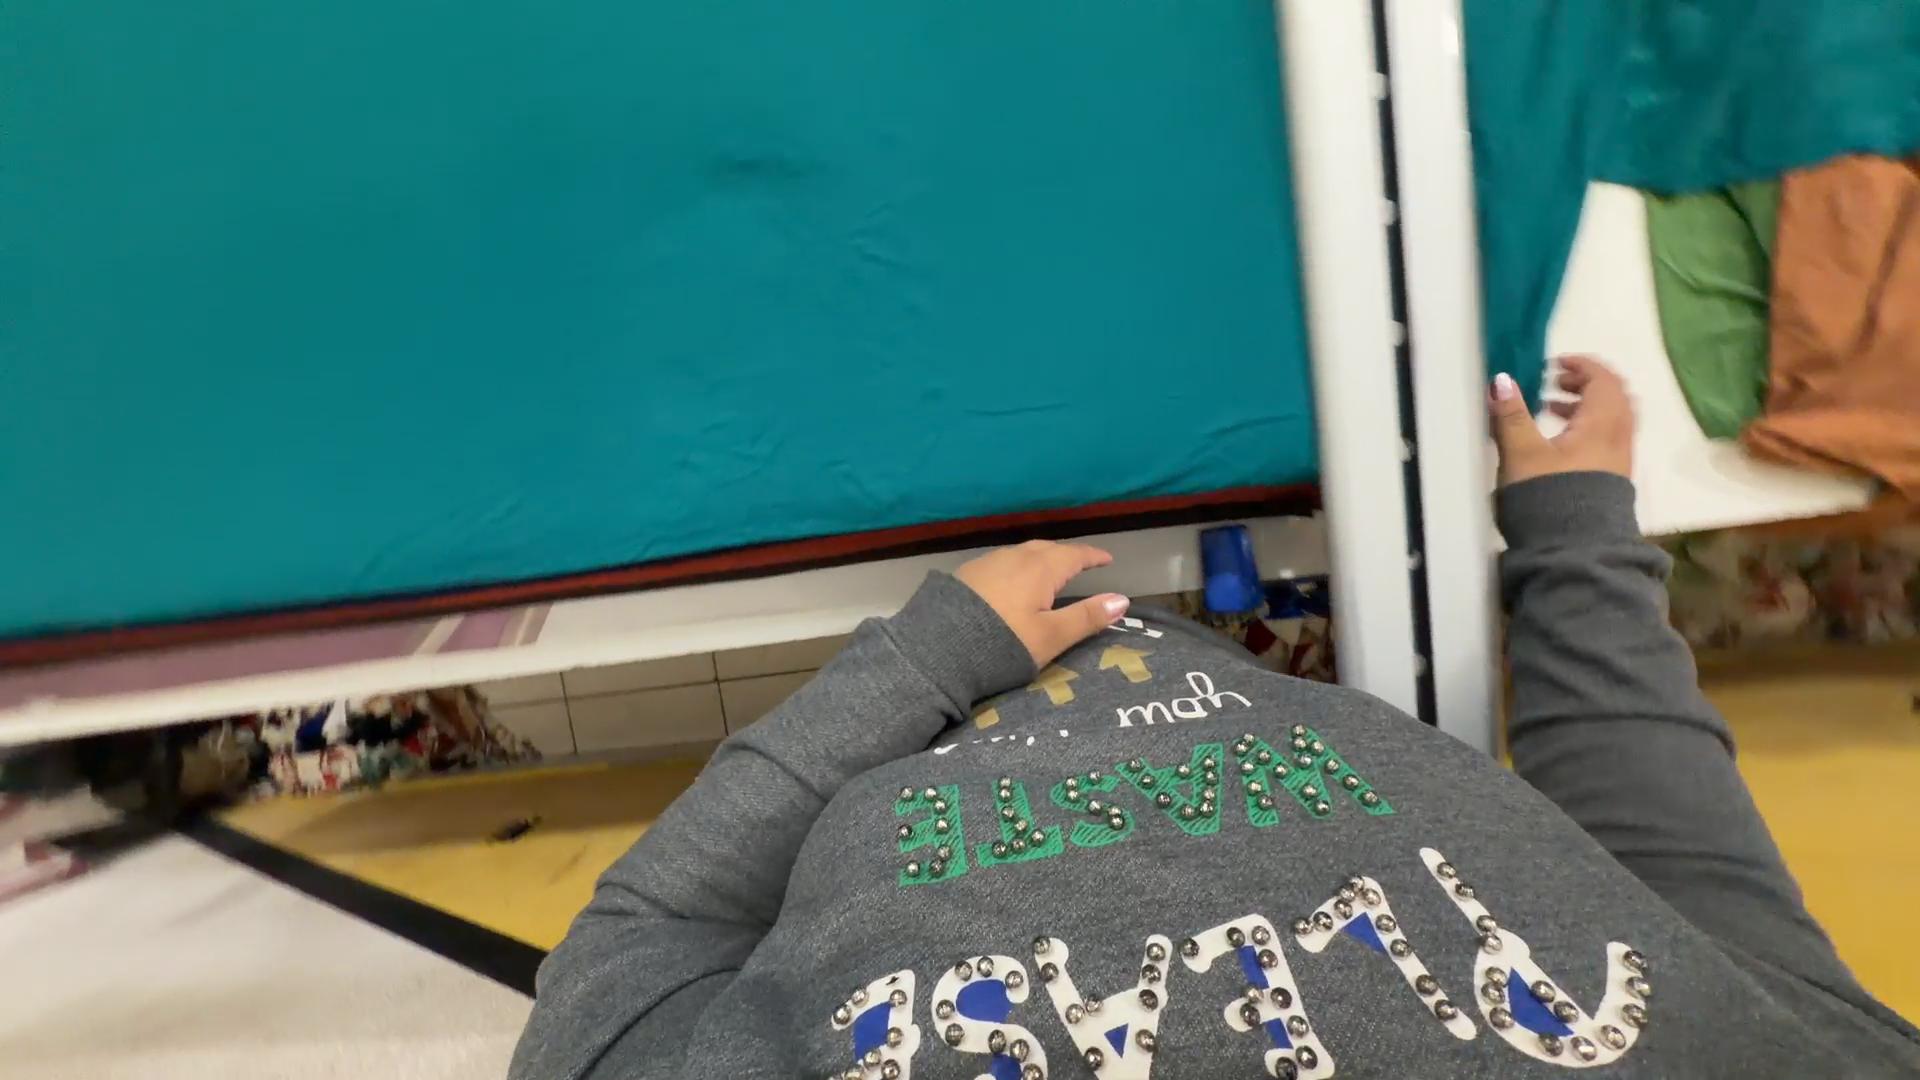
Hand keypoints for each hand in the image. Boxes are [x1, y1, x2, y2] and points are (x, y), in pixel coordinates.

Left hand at [953, 540, 1129, 666]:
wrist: (937, 648)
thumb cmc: (1002, 644)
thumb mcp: (1051, 637)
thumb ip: (1086, 617)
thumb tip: (1122, 599)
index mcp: (1039, 568)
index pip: (1073, 555)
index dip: (1092, 556)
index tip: (1106, 559)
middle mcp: (1013, 557)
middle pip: (1046, 549)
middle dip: (1066, 555)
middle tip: (1080, 564)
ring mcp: (986, 564)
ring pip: (1020, 553)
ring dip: (1039, 559)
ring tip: (1047, 571)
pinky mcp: (965, 576)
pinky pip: (1000, 563)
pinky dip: (1016, 568)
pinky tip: (1011, 582)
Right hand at [1488, 355, 1633, 486]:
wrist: (1572, 540)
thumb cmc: (1547, 490)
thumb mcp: (1521, 450)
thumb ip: (1510, 415)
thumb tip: (1501, 379)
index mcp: (1602, 421)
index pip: (1603, 379)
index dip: (1581, 365)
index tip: (1554, 362)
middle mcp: (1618, 434)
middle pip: (1612, 395)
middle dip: (1584, 383)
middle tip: (1553, 382)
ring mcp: (1617, 455)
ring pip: (1610, 416)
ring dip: (1584, 405)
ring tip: (1550, 408)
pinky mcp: (1610, 473)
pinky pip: (1605, 435)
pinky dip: (1585, 425)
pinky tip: (1558, 438)